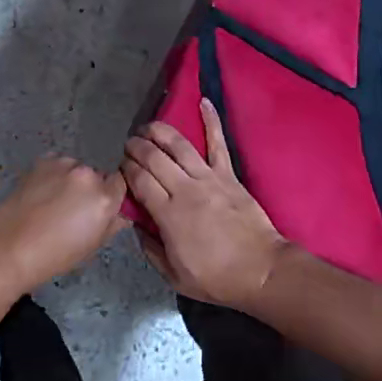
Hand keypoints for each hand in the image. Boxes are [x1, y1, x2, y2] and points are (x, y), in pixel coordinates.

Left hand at [0, 156, 128, 293]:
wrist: (10, 246)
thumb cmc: (54, 255)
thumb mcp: (93, 246)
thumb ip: (113, 224)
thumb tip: (122, 213)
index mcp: (104, 199)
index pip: (121, 184)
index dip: (113, 195)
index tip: (102, 208)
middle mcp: (88, 176)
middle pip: (98, 176)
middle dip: (91, 190)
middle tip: (74, 210)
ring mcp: (64, 165)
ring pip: (77, 169)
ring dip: (72, 181)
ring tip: (53, 202)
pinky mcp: (43, 161)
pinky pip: (57, 164)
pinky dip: (54, 175)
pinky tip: (41, 193)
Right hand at [121, 99, 288, 310]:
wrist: (262, 272)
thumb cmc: (216, 278)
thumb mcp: (174, 276)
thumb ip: (151, 249)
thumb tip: (136, 225)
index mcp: (168, 215)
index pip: (139, 181)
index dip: (126, 169)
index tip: (119, 166)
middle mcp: (185, 190)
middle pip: (153, 158)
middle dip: (136, 147)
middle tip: (128, 144)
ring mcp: (209, 178)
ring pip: (179, 146)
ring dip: (160, 131)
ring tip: (147, 126)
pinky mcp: (229, 175)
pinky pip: (218, 143)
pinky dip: (211, 120)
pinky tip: (203, 101)